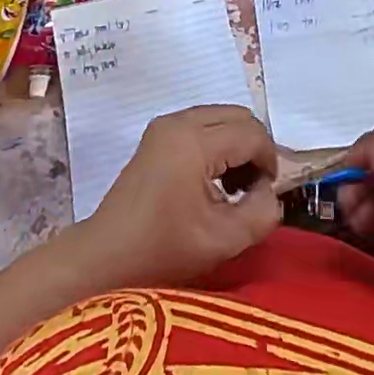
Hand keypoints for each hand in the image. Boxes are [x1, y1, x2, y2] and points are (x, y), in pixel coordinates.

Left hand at [81, 105, 280, 288]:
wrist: (104, 258)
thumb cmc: (162, 251)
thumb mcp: (223, 240)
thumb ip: (261, 212)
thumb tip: (270, 191)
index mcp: (195, 142)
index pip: (252, 134)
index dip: (269, 160)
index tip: (268, 193)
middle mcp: (180, 122)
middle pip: (237, 116)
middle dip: (255, 147)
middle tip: (255, 186)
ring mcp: (165, 125)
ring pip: (221, 117)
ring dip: (237, 144)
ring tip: (235, 187)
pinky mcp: (157, 135)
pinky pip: (202, 124)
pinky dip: (218, 143)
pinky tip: (214, 180)